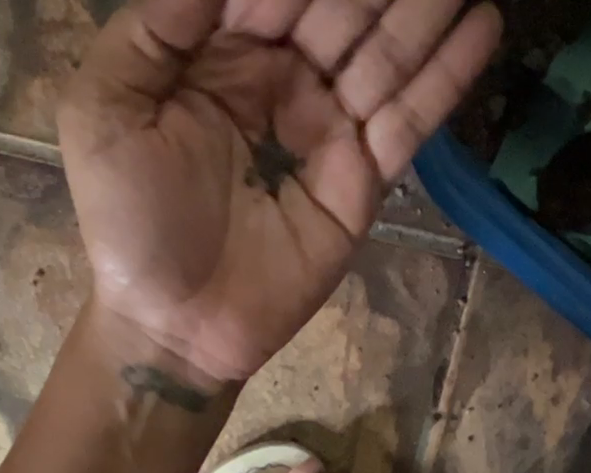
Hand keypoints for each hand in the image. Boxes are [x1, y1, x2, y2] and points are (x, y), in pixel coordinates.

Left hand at [57, 0, 500, 384]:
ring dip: (423, 12)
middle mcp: (280, 81)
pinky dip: (445, 76)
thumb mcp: (107, 108)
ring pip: (383, 55)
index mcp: (218, 54)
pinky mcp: (361, 182)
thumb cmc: (129, 220)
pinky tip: (483, 24)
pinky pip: (406, 121)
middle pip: (341, 9)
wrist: (174, 322)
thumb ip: (159, 24)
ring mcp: (327, 132)